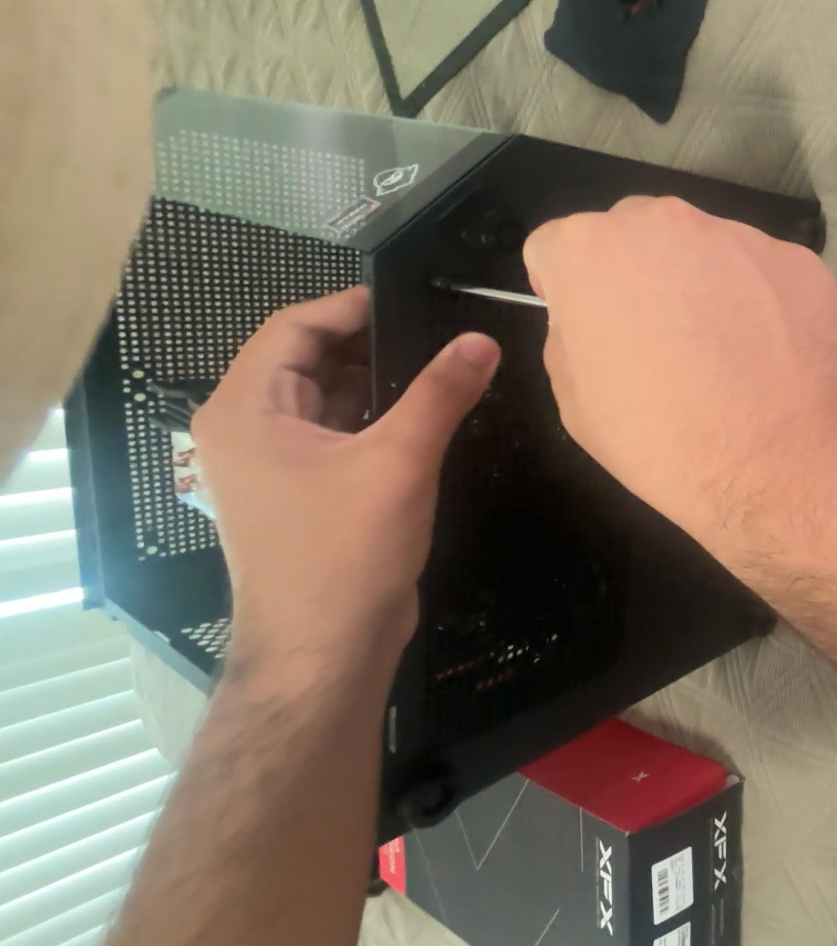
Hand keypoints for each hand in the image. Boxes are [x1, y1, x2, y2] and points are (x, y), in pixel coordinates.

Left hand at [191, 287, 499, 684]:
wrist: (327, 644)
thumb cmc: (346, 548)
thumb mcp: (399, 460)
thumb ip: (441, 393)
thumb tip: (482, 340)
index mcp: (247, 410)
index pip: (294, 328)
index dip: (354, 307)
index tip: (420, 301)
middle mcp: (251, 430)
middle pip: (313, 361)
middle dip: (379, 346)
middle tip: (449, 336)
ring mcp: (279, 464)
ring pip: (335, 400)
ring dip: (387, 385)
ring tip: (451, 372)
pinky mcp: (310, 492)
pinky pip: (346, 435)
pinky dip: (385, 420)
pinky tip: (434, 419)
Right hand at [524, 197, 836, 579]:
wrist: (784, 466)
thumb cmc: (667, 443)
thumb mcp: (577, 402)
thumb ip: (572, 337)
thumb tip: (595, 317)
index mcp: (591, 249)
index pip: (557, 248)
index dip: (570, 290)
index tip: (596, 328)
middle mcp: (667, 222)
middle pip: (637, 234)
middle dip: (641, 274)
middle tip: (664, 339)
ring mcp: (743, 237)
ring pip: (709, 249)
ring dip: (708, 284)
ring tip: (731, 352)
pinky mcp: (802, 263)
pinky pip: (768, 274)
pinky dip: (766, 302)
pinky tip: (776, 353)